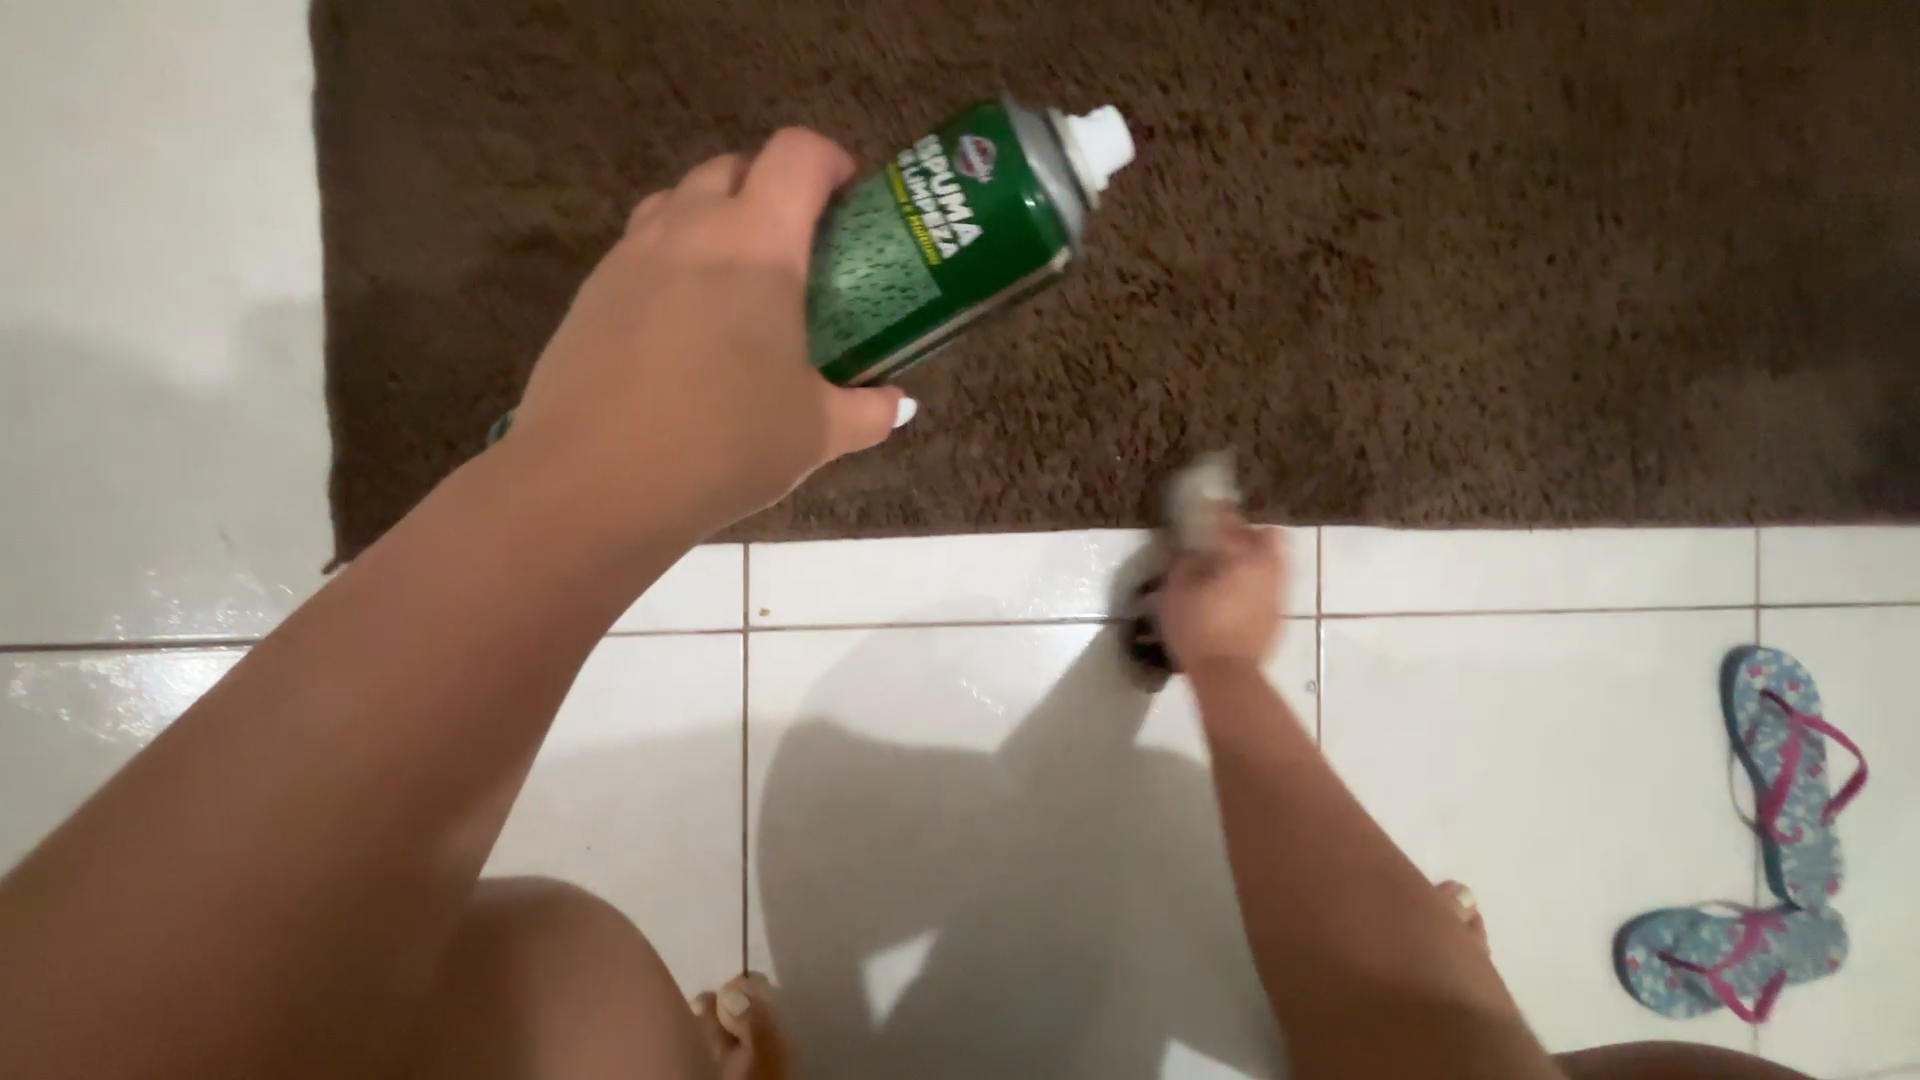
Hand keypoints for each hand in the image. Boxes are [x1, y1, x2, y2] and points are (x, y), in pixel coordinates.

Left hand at [504, 128, 909, 543]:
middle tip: (800, 249)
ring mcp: (630, 256)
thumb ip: (869, 411)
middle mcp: (689, 228)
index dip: (831, 161)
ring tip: (740, 283)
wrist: (597, 483)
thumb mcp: (817, 433)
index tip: (851, 199)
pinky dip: (675, 262)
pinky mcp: (590, 292)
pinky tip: (688, 328)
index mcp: (757, 245)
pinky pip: (642, 249)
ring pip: (679, 202)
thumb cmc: (726, 445)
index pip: (797, 155)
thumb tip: (901, 405)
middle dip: (772, 188)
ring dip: (717, 219)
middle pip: (734, 167)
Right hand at [1160, 509, 1288, 672]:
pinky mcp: (1278, 613)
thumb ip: (1183, 563)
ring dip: (1256, 556)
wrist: (1228, 674)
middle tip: (1225, 539)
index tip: (1207, 502)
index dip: (1216, 509)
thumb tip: (1187, 549)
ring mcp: (1277, 591)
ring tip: (1231, 567)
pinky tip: (1236, 593)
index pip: (1228, 520)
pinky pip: (1271, 583)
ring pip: (1275, 559)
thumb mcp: (1175, 592)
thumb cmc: (1196, 629)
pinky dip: (1257, 580)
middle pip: (1268, 535)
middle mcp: (1266, 567)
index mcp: (1240, 556)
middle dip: (1248, 532)